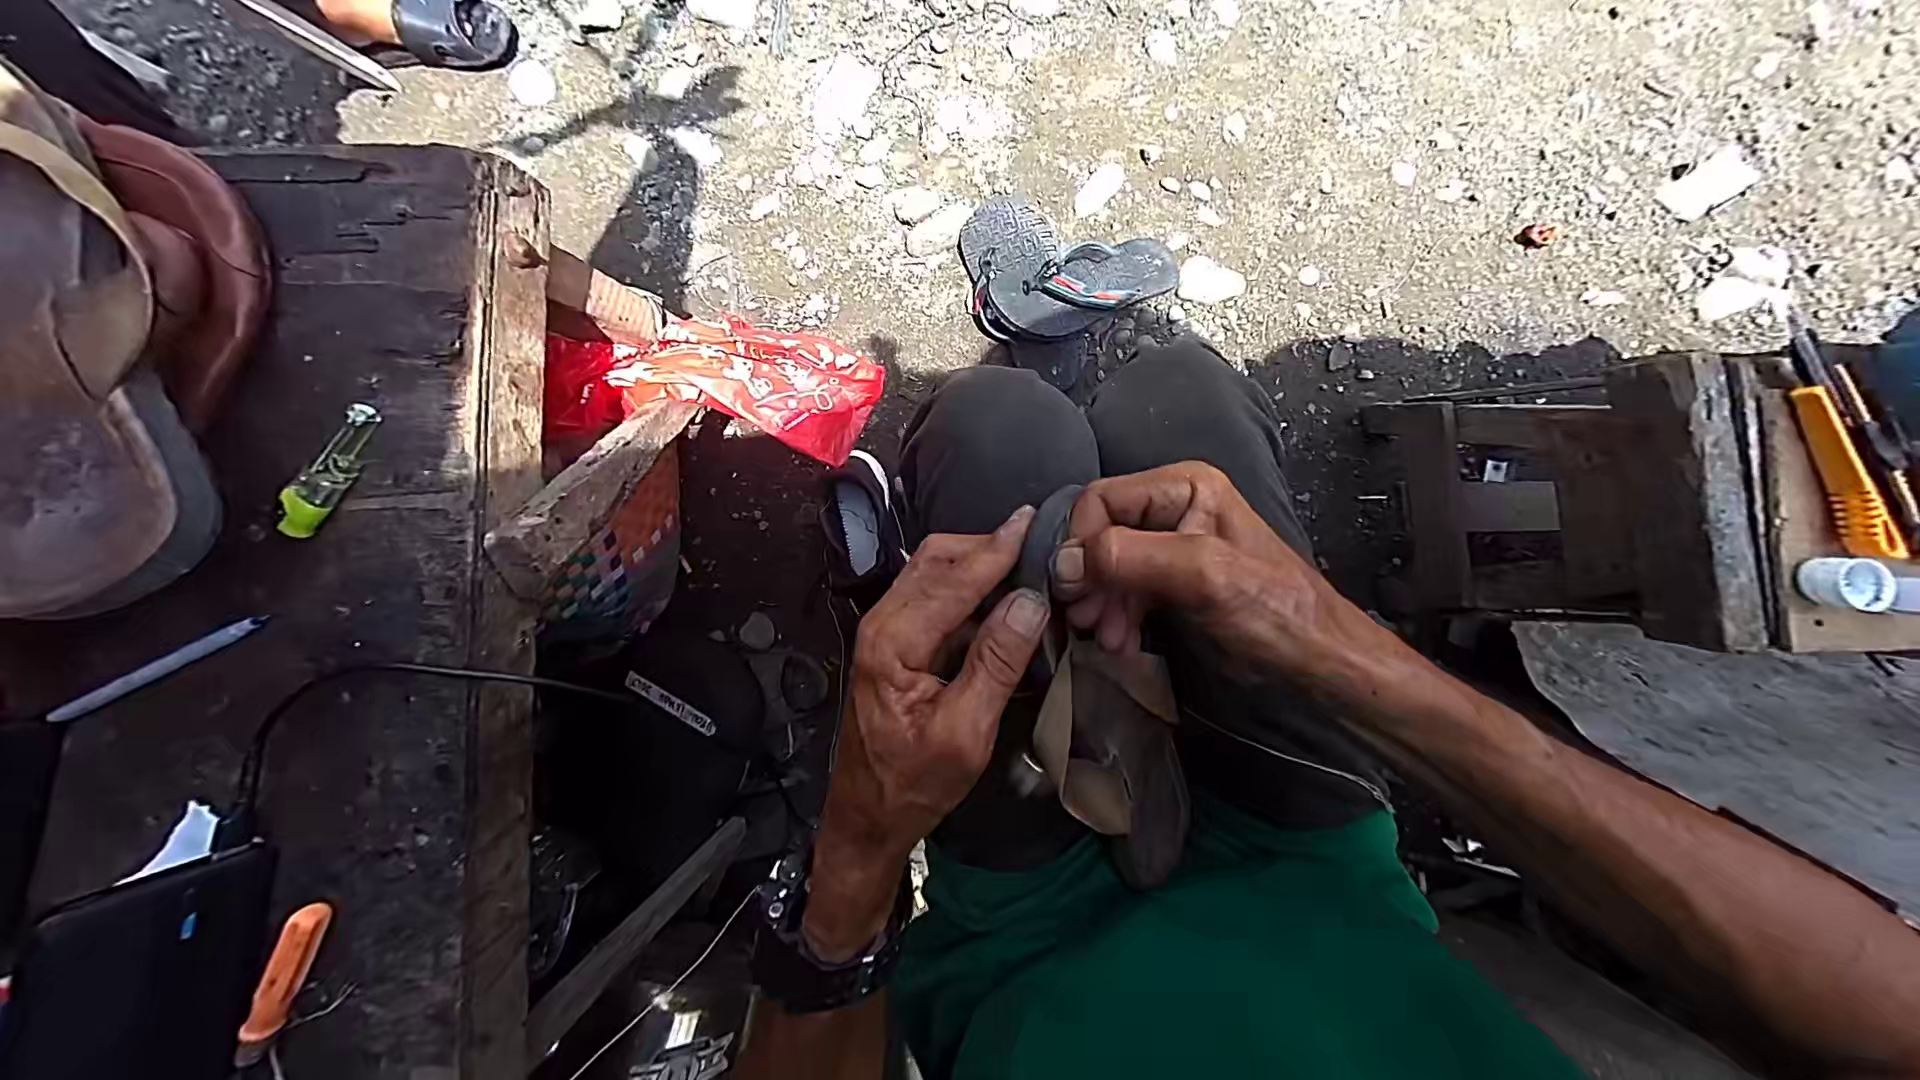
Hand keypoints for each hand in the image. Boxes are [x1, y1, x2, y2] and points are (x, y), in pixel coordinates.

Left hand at [804, 506, 1049, 959]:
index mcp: (894, 641)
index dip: (997, 548)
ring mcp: (886, 628)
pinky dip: (971, 590)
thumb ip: (996, 664)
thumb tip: (1029, 602)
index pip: (953, 580)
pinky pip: (935, 597)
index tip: (1032, 520)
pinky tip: (1002, 602)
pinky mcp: (896, 640)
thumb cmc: (912, 784)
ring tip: (1028, 571)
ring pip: (934, 572)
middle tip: (1038, 552)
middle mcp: (883, 621)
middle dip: (988, 548)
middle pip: (937, 560)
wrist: (867, 815)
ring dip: (979, 565)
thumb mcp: (965, 733)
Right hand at [1051, 462, 1362, 677]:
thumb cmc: (1275, 611)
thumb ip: (1129, 558)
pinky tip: (1120, 640)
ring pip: (1106, 564)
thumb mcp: (1201, 575)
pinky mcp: (1169, 577)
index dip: (1080, 543)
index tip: (1074, 589)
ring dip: (1100, 602)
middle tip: (1085, 619)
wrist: (1315, 658)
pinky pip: (1123, 588)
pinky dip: (1116, 614)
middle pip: (1099, 533)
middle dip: (1089, 579)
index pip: (1100, 500)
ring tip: (1106, 637)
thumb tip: (1063, 561)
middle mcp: (1171, 507)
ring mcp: (1169, 544)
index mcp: (1182, 487)